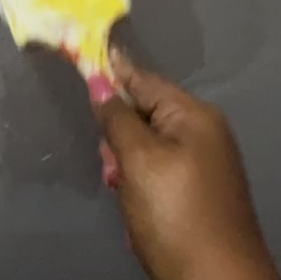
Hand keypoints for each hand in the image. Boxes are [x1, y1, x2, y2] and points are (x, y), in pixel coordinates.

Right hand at [93, 50, 280, 279]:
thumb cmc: (177, 215)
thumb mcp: (139, 161)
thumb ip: (116, 118)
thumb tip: (98, 81)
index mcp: (194, 115)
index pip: (142, 79)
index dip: (109, 74)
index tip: (78, 64)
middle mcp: (202, 133)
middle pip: (143, 115)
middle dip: (118, 138)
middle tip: (113, 169)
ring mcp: (202, 166)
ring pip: (145, 148)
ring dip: (127, 168)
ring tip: (125, 196)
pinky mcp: (198, 195)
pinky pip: (157, 174)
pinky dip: (141, 188)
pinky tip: (138, 214)